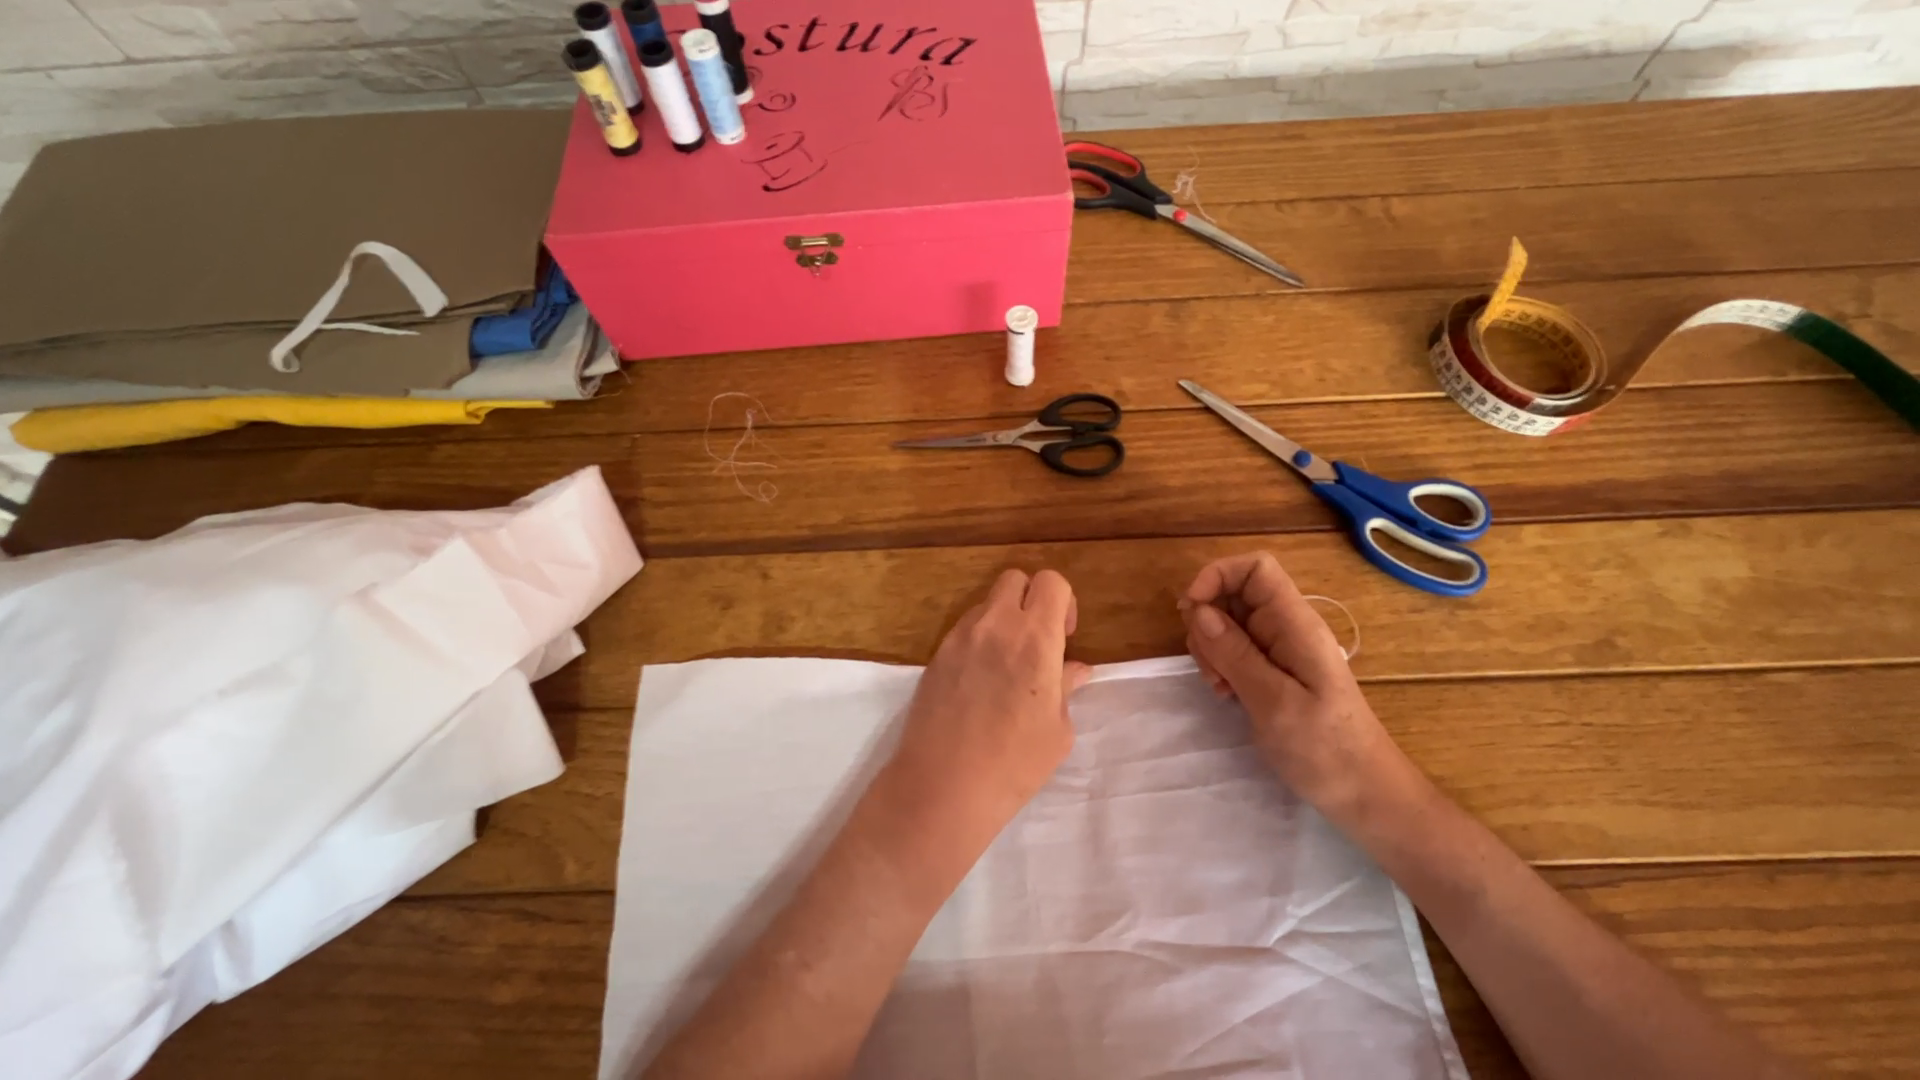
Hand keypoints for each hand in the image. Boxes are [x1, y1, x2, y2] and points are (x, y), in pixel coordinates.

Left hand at [884, 569, 1091, 846]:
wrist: (943, 786)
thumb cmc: (1014, 764)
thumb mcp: (1058, 730)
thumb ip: (1066, 688)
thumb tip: (1073, 669)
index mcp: (1034, 638)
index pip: (1051, 582)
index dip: (1063, 601)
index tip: (1064, 635)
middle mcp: (995, 626)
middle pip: (1014, 579)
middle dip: (1031, 599)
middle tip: (1038, 640)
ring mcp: (959, 638)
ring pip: (986, 603)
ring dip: (1003, 620)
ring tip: (1007, 667)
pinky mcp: (936, 656)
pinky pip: (964, 630)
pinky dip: (979, 640)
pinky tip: (981, 682)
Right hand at [1180, 553, 1399, 816]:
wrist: (1363, 792)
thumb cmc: (1324, 749)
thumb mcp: (1274, 702)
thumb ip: (1235, 653)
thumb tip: (1199, 610)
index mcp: (1295, 624)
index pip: (1255, 568)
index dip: (1217, 575)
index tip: (1192, 611)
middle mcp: (1287, 628)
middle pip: (1234, 593)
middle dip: (1207, 620)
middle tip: (1211, 667)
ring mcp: (1281, 649)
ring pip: (1229, 622)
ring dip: (1211, 647)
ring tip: (1221, 686)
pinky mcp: (1274, 671)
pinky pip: (1236, 649)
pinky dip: (1221, 664)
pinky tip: (1227, 694)